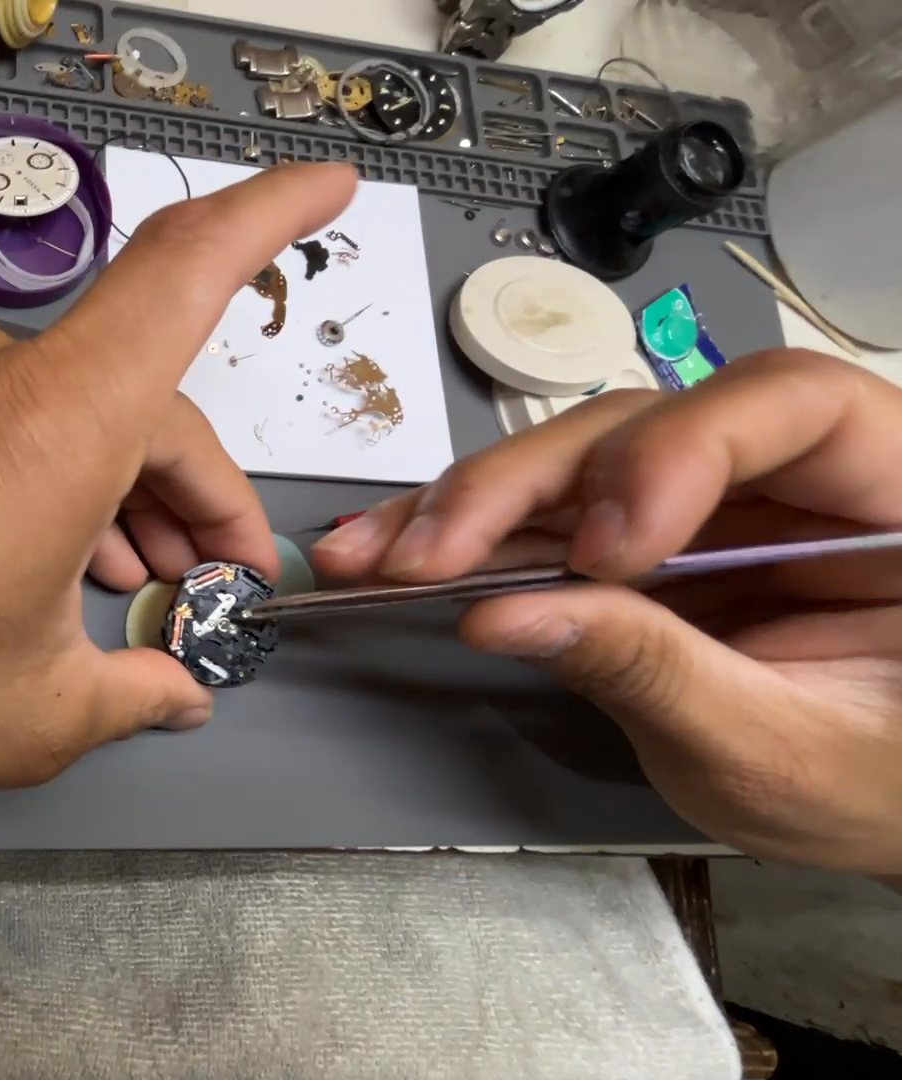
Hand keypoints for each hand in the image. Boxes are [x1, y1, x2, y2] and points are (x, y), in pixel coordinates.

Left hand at [0, 165, 357, 813]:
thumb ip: (133, 693)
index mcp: (56, 421)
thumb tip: (175, 691)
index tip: (326, 188)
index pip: (187, 266)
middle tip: (209, 586)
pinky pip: (2, 431)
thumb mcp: (34, 710)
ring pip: (71, 420)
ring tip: (130, 593)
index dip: (272, 214)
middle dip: (195, 495)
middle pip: (141, 400)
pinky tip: (46, 570)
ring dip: (119, 498)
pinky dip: (48, 489)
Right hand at [311, 351, 901, 873]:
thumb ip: (652, 673)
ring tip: (361, 557)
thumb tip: (497, 619)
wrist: (872, 801)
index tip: (598, 556)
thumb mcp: (777, 753)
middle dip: (504, 493)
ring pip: (545, 469)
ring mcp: (681, 505)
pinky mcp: (610, 536)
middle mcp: (778, 481)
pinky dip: (441, 540)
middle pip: (620, 430)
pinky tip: (377, 555)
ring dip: (441, 514)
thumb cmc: (881, 788)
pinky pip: (515, 519)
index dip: (671, 456)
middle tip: (419, 559)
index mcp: (897, 503)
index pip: (783, 408)